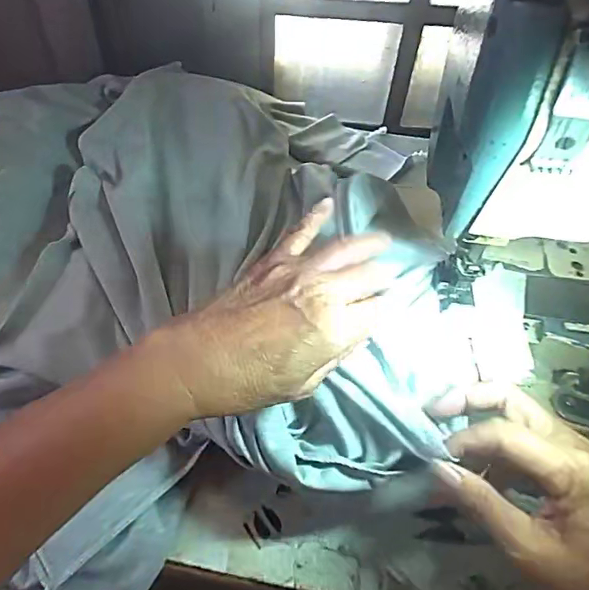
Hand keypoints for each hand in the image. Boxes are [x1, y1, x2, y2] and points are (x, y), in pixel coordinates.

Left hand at [148, 198, 394, 418]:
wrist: (197, 359)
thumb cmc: (250, 382)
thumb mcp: (303, 384)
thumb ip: (334, 357)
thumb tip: (354, 337)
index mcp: (335, 328)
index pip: (377, 310)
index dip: (387, 308)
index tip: (390, 307)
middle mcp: (323, 292)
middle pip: (366, 275)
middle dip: (383, 275)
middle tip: (391, 275)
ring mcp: (296, 271)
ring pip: (342, 248)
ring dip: (367, 242)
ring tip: (384, 239)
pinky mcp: (271, 261)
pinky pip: (298, 233)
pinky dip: (315, 217)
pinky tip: (328, 205)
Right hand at [429, 384, 588, 589]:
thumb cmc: (583, 581)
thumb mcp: (526, 548)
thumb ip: (482, 504)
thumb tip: (438, 470)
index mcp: (570, 466)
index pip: (504, 432)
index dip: (464, 440)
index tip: (434, 459)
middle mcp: (572, 444)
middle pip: (512, 398)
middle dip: (468, 399)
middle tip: (433, 413)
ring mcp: (570, 447)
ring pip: (515, 410)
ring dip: (477, 419)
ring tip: (446, 444)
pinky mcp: (564, 458)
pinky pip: (521, 434)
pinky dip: (492, 444)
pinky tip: (472, 471)